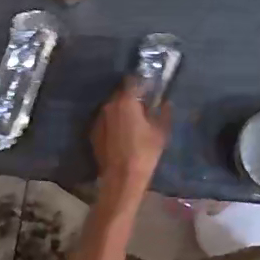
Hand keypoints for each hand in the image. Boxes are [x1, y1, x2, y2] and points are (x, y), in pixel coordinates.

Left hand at [92, 79, 169, 200]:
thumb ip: (163, 112)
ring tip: (133, 120)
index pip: (133, 80)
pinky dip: (113, 121)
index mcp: (126, 101)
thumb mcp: (161, 132)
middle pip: (121, 93)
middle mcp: (109, 105)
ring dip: (122, 109)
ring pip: (112, 107)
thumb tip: (165, 102)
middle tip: (144, 105)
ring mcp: (98, 119)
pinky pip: (106, 120)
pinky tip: (122, 133)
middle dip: (132, 96)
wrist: (121, 178)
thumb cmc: (145, 153)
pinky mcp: (93, 132)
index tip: (151, 88)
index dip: (143, 82)